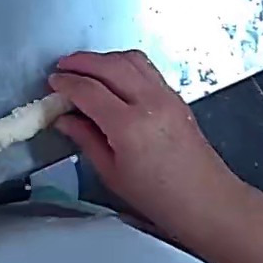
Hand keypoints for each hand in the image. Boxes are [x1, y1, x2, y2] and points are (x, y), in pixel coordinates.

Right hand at [50, 50, 248, 235]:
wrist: (211, 204)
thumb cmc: (159, 198)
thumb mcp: (111, 173)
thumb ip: (84, 138)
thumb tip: (63, 118)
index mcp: (129, 127)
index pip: (88, 90)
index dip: (65, 83)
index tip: (52, 83)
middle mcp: (149, 103)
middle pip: (107, 65)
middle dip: (79, 62)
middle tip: (61, 68)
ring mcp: (166, 96)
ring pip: (128, 59)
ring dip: (102, 58)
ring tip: (84, 67)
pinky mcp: (176, 96)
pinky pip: (144, 67)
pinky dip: (122, 63)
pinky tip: (111, 75)